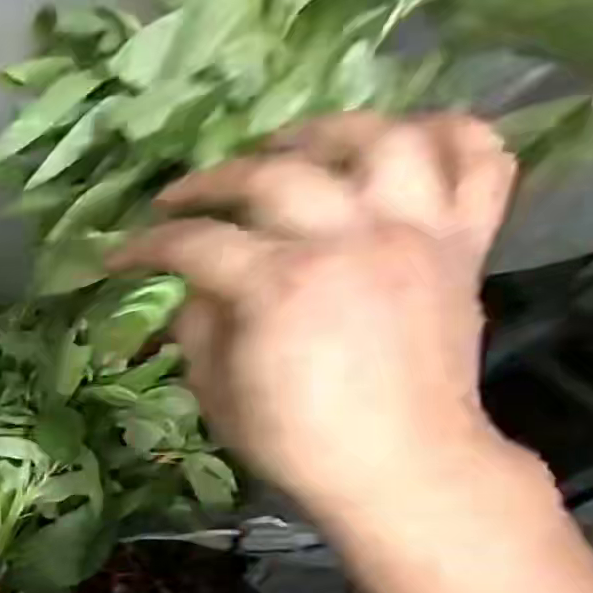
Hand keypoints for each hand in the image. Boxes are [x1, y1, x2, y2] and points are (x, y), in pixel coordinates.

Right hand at [109, 111, 523, 519]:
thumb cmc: (290, 437)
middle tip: (178, 200)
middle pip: (274, 174)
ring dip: (326, 131)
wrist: (396, 461)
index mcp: (277, 286)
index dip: (144, 247)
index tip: (116, 259)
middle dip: (211, 181)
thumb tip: (195, 291)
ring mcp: (416, 234)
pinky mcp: (463, 244)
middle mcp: (349, 241)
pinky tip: (395, 148)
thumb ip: (198, 326)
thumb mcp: (213, 389)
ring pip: (383, 140)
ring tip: (287, 146)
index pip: (194, 244)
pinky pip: (477, 160)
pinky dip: (444, 136)